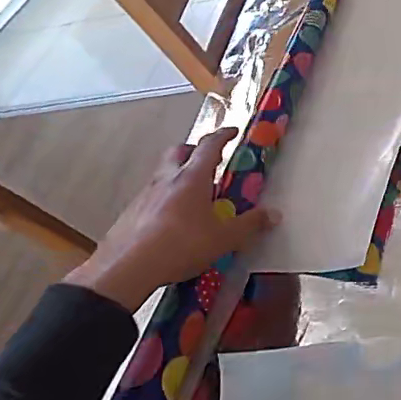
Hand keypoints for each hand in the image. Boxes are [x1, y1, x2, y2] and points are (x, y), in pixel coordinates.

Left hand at [63, 129, 277, 311]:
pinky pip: (153, 196)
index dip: (223, 135)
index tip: (232, 132)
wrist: (126, 268)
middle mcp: (167, 179)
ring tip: (196, 195)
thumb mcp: (224, 238)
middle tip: (210, 162)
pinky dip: (167, 198)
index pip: (209, 146)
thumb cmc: (181, 245)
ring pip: (164, 173)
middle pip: (179, 152)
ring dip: (180, 175)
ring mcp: (145, 195)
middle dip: (195, 151)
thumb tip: (274, 214)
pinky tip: (174, 220)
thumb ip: (249, 224)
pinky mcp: (131, 213)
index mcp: (192, 178)